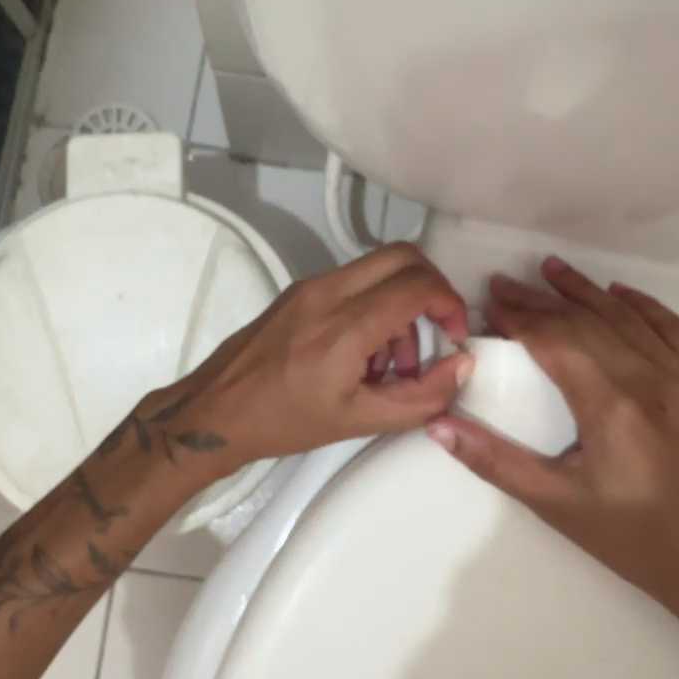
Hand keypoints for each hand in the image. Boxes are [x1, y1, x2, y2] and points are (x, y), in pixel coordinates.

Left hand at [166, 244, 472, 470]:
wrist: (216, 411)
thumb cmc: (285, 422)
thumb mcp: (359, 420)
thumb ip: (421, 397)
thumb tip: (461, 366)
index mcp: (344, 325)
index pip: (417, 286)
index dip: (450, 305)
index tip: (454, 338)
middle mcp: (327, 292)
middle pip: (402, 256)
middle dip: (431, 289)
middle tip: (436, 332)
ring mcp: (309, 287)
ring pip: (377, 267)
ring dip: (401, 302)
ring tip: (394, 362)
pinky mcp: (297, 293)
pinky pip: (351, 282)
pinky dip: (374, 305)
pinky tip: (364, 355)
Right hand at [427, 256, 678, 640]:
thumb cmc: (633, 537)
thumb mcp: (556, 505)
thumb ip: (495, 461)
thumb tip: (438, 424)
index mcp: (611, 408)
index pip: (555, 341)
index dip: (520, 318)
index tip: (490, 302)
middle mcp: (652, 381)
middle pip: (587, 323)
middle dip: (541, 300)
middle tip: (504, 282)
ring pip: (629, 319)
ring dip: (586, 291)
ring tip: (551, 268)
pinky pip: (676, 330)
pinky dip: (644, 306)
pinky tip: (619, 292)